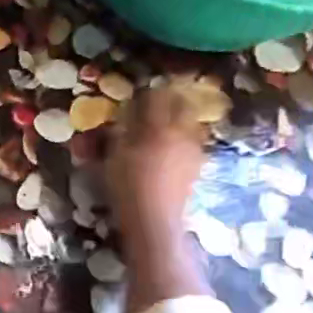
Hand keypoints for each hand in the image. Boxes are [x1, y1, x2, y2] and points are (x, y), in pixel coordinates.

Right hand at [104, 86, 206, 239]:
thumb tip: (122, 117)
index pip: (156, 96)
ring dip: (179, 117)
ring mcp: (193, 147)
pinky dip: (183, 136)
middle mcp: (181, 131)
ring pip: (191, 120)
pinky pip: (193, 139)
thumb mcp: (113, 160)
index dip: (147, 93)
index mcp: (157, 127)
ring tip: (164, 126)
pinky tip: (171, 148)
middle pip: (182, 103)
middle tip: (157, 104)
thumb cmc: (126, 189)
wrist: (153, 219)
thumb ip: (119, 134)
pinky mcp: (198, 163)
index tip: (139, 94)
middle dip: (170, 99)